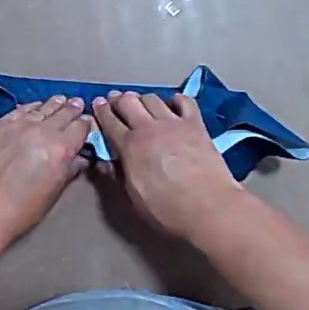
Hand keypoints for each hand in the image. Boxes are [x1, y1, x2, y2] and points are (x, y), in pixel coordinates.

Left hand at [0, 96, 92, 245]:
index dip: (86, 124)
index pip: (80, 127)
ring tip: (61, 99)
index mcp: (61, 148)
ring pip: (42, 108)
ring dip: (53, 104)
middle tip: (78, 103)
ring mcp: (19, 125)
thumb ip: (70, 169)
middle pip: (63, 113)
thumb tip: (80, 158)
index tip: (88, 123)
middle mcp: (42, 130)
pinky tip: (34, 106)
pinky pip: (20, 110)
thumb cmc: (24, 208)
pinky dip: (31, 107)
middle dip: (72, 109)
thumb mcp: (55, 190)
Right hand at [91, 91, 248, 242]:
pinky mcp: (195, 124)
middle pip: (128, 102)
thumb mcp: (133, 199)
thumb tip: (104, 162)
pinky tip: (172, 106)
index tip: (97, 104)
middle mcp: (148, 128)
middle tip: (116, 101)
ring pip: (152, 98)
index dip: (101, 110)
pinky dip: (175, 100)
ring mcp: (173, 123)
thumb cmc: (168, 210)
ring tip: (141, 103)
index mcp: (129, 146)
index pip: (109, 121)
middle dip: (119, 99)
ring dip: (143, 99)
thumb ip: (117, 176)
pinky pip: (183, 101)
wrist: (211, 209)